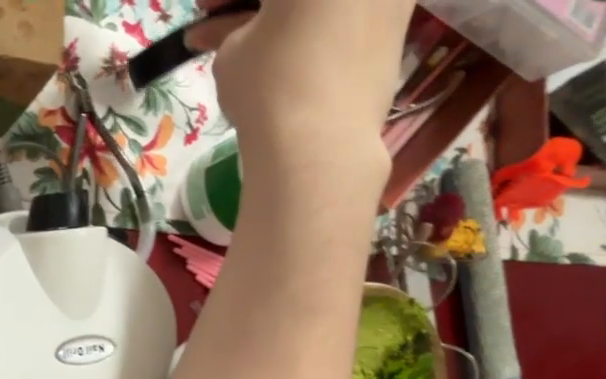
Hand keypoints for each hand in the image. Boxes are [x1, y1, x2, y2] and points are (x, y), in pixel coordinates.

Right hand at [189, 0, 413, 179]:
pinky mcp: (400, 22)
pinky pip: (350, 14)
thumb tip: (215, 28)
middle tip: (226, 29)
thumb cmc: (267, 84)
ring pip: (325, 5)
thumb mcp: (231, 53)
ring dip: (287, 17)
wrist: (319, 138)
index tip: (206, 12)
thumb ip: (228, 31)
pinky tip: (293, 54)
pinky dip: (319, 26)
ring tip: (255, 48)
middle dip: (256, 6)